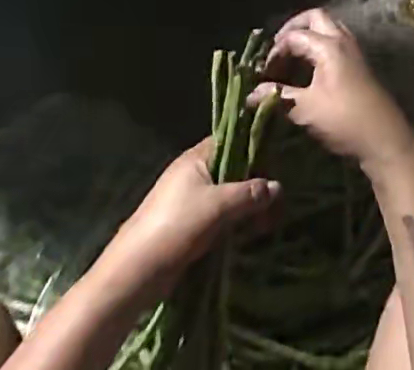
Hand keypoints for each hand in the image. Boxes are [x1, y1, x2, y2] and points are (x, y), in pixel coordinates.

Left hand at [92, 138, 279, 298]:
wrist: (133, 275)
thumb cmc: (175, 227)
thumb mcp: (219, 206)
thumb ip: (251, 193)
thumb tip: (279, 187)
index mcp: (195, 159)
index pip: (232, 139)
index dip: (255, 143)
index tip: (281, 152)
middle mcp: (193, 174)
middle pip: (234, 168)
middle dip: (257, 182)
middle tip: (279, 197)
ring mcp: (190, 200)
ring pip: (230, 194)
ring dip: (249, 205)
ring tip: (270, 220)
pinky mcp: (190, 224)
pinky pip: (221, 214)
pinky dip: (237, 220)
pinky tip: (253, 231)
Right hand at [255, 10, 413, 174]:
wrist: (383, 136)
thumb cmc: (344, 118)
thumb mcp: (305, 108)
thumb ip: (278, 95)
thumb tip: (250, 93)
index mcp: (329, 45)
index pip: (295, 35)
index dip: (275, 51)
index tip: (263, 73)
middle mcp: (343, 40)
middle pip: (315, 18)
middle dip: (293, 28)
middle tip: (277, 49)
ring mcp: (353, 50)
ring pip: (328, 29)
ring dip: (308, 36)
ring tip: (290, 59)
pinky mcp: (357, 63)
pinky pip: (335, 43)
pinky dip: (319, 47)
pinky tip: (307, 69)